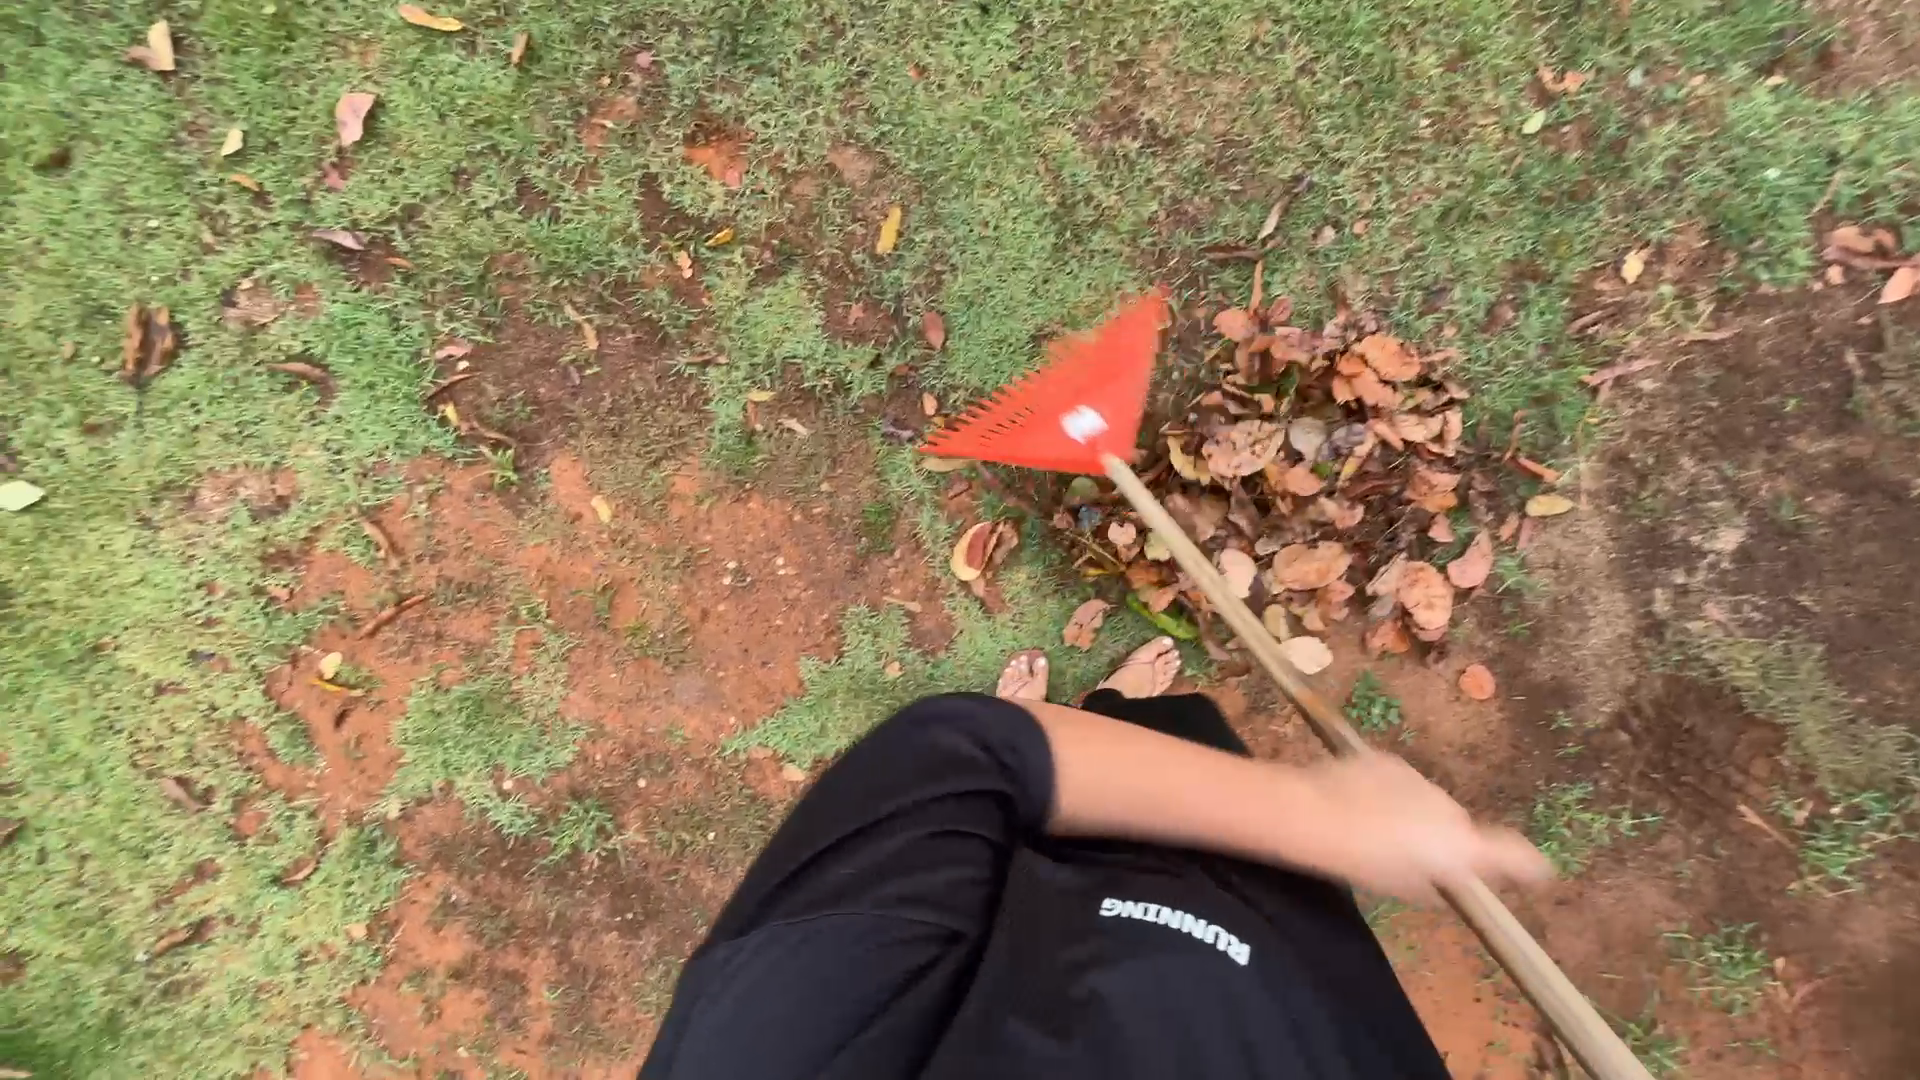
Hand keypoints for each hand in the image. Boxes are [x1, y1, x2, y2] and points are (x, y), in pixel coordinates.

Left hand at [1288, 753, 1551, 903]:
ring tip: (1375, 823)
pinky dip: (1389, 789)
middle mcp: (1451, 808)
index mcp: (1463, 847)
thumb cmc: (1363, 861)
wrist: (1317, 813)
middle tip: (1408, 850)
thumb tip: (1450, 873)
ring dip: (1412, 810)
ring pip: (1426, 800)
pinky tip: (1362, 799)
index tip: (1533, 869)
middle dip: (1442, 836)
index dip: (1527, 863)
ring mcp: (1421, 780)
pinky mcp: (1391, 760)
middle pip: (1458, 825)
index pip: (1518, 855)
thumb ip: (1442, 879)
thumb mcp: (1408, 886)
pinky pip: (1399, 781)